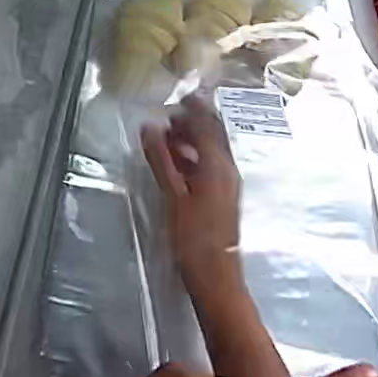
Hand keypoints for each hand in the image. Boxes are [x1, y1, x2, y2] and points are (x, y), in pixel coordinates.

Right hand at [141, 95, 240, 285]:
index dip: (191, 109)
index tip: (176, 99)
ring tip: (167, 138)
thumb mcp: (172, 195)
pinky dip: (195, 156)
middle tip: (168, 118)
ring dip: (192, 139)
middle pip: (213, 134)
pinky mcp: (225, 195)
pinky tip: (177, 163)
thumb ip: (160, 159)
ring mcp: (229, 182)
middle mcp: (227, 167)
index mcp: (217, 163)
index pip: (206, 124)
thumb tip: (148, 127)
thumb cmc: (192, 236)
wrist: (217, 277)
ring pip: (212, 149)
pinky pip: (211, 164)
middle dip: (192, 122)